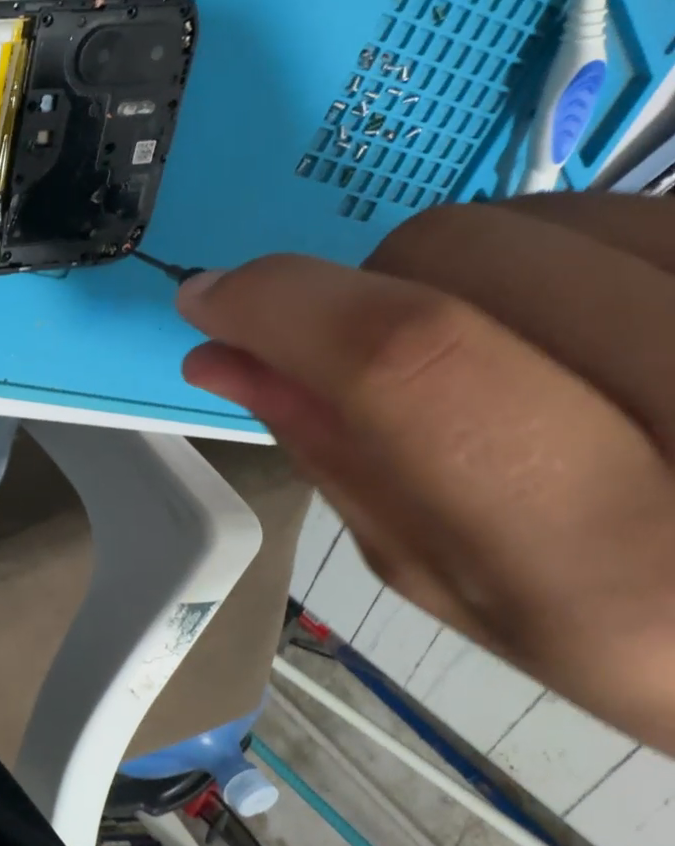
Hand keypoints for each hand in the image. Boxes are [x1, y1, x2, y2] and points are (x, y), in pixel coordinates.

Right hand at [176, 194, 674, 751]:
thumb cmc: (648, 640)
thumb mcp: (460, 580)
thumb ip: (334, 456)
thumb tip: (218, 352)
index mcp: (624, 564)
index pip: (414, 363)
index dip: (284, 306)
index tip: (213, 300)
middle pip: (469, 257)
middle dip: (375, 285)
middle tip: (385, 351)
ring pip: (552, 213)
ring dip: (481, 267)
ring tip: (516, 345)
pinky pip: (642, 205)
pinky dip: (577, 247)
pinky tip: (607, 319)